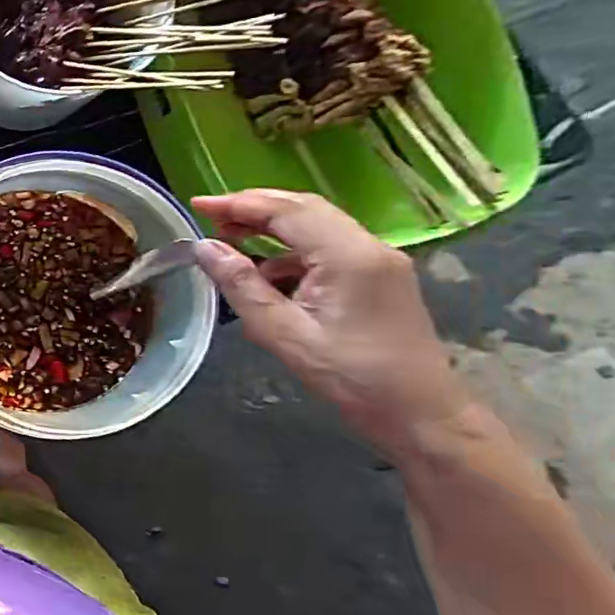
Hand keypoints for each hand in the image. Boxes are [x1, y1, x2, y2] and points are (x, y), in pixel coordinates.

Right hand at [190, 189, 474, 458]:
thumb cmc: (348, 373)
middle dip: (253, 207)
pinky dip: (287, 248)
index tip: (196, 204)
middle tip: (208, 215)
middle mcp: (369, 248)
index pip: (287, 211)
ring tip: (228, 240)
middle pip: (305, 208)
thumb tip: (203, 247)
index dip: (238, 203)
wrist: (418, 411)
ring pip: (316, 224)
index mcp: (349, 257)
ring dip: (269, 226)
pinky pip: (325, 246)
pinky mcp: (376, 276)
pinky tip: (264, 272)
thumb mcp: (280, 331)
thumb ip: (240, 283)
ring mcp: (378, 261)